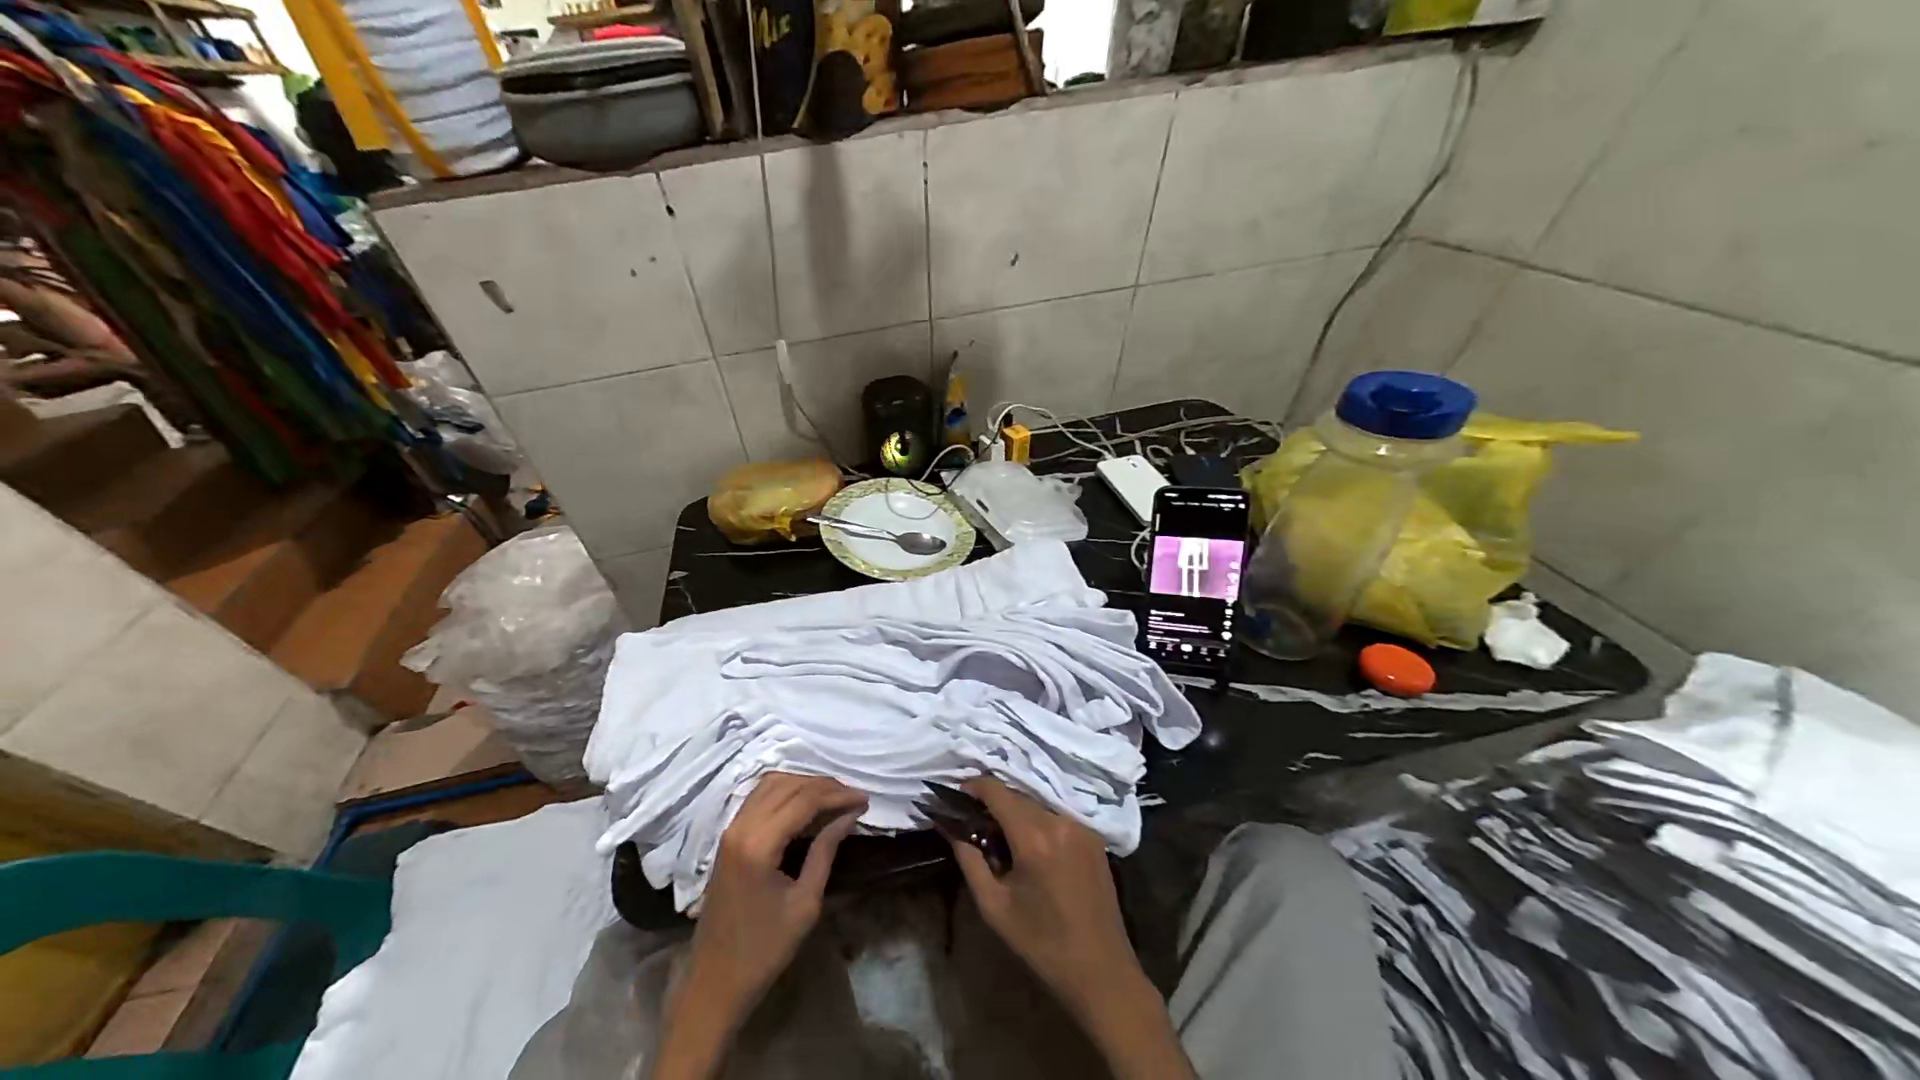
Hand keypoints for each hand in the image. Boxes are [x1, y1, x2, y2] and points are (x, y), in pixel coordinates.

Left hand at [649, 773, 865, 1079]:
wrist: (716, 980)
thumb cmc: (765, 949)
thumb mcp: (805, 903)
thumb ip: (825, 851)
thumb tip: (849, 815)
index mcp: (758, 845)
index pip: (804, 800)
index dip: (838, 795)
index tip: (865, 799)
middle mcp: (740, 828)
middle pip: (787, 785)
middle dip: (824, 785)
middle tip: (853, 797)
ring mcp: (730, 830)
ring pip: (770, 784)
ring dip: (804, 784)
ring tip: (834, 797)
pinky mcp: (728, 837)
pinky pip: (758, 797)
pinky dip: (785, 791)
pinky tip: (806, 803)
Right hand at [946, 778, 1196, 1079]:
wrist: (1099, 970)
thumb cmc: (1040, 942)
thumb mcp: (993, 905)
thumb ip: (969, 858)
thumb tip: (948, 826)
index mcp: (1034, 837)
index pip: (998, 791)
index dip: (974, 786)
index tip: (956, 795)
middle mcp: (1060, 822)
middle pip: (1019, 796)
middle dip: (994, 803)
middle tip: (974, 823)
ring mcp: (1082, 827)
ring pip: (1039, 805)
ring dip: (1017, 813)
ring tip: (1001, 838)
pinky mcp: (1095, 838)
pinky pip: (1058, 817)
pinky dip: (1039, 822)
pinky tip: (1032, 848)